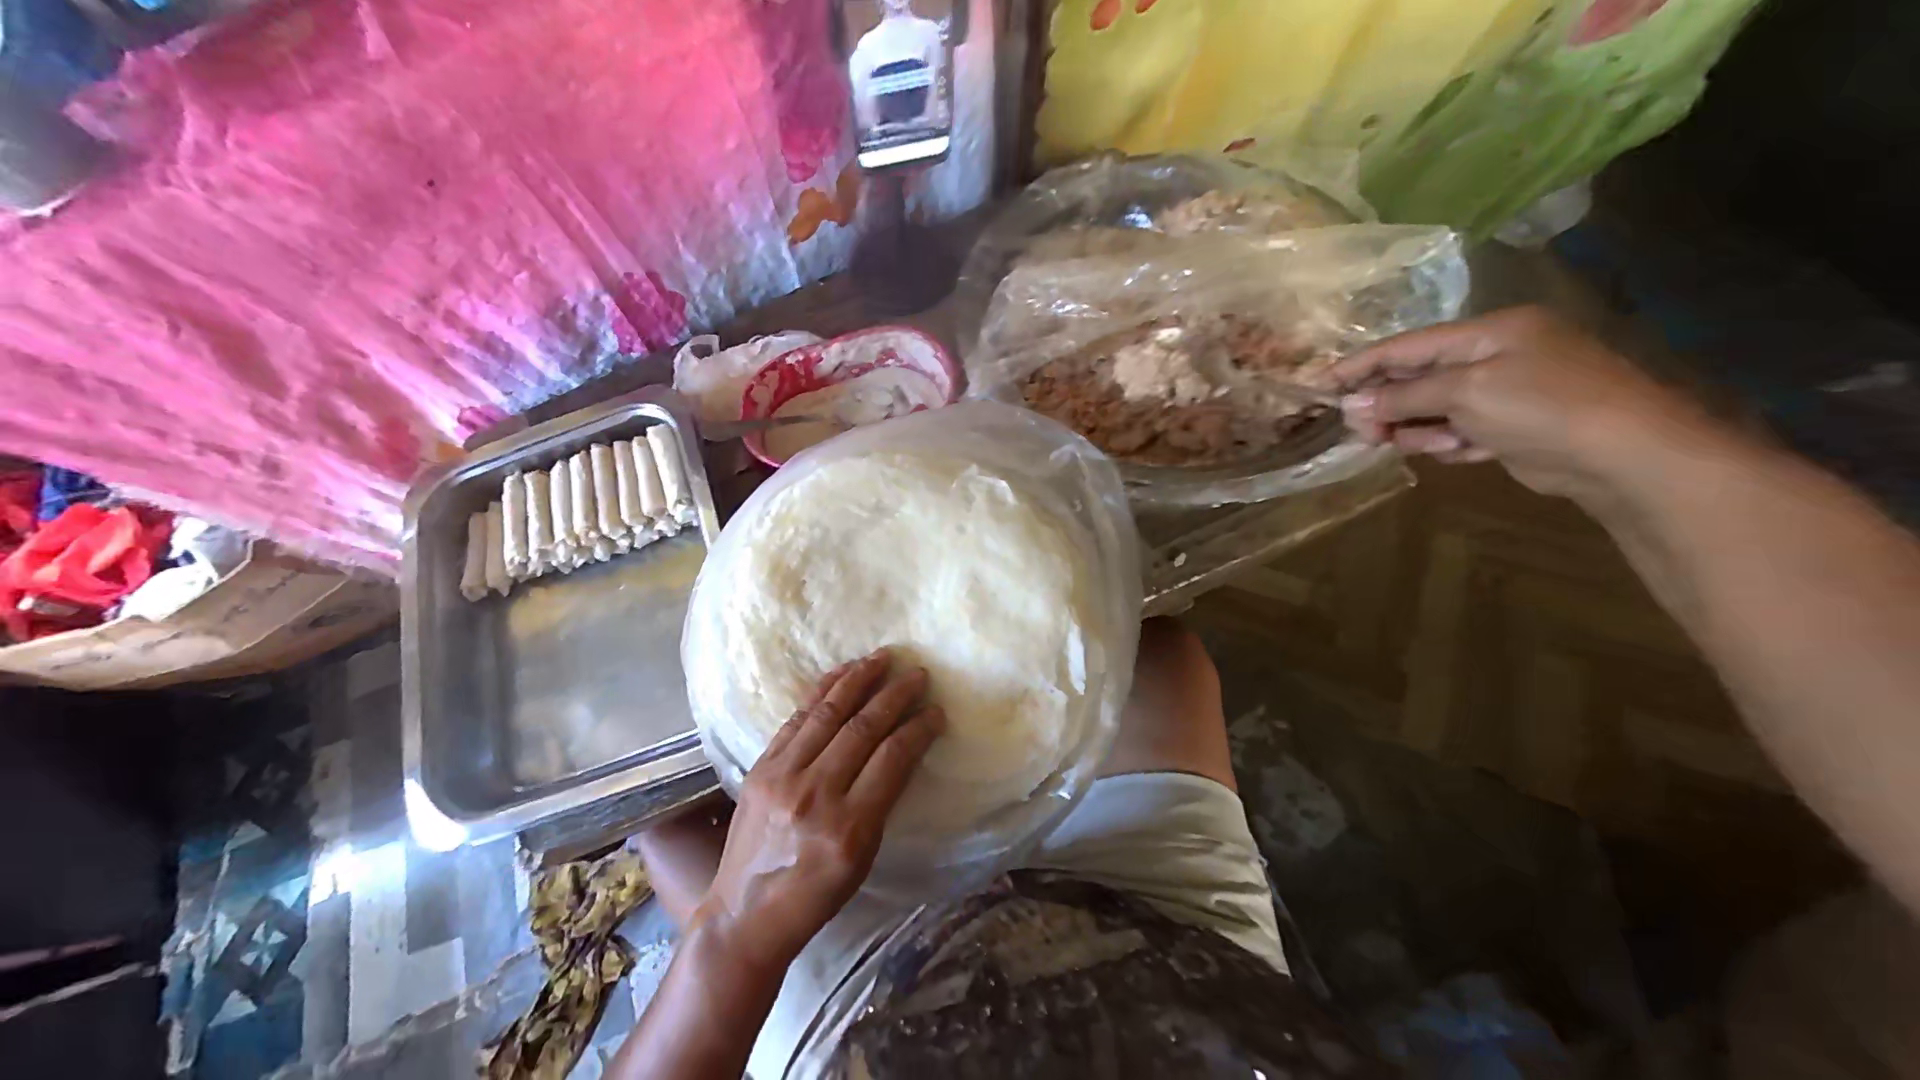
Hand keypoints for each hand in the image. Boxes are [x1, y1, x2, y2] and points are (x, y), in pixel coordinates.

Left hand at [694, 649, 943, 973]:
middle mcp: (815, 793)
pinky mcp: (761, 767)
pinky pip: (796, 720)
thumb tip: (902, 748)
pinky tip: (841, 676)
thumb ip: (882, 800)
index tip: (936, 711)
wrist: (745, 915)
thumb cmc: (817, 893)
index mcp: (849, 826)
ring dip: (857, 680)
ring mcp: (782, 776)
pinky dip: (821, 693)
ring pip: (827, 713)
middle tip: (917, 674)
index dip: (918, 728)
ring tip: (881, 658)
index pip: (892, 758)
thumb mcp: (864, 857)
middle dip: (894, 695)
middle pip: (862, 728)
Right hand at [1331, 306, 1701, 500]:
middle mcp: (1498, 355)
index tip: (1320, 384)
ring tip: (1422, 444)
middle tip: (1362, 430)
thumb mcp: (1466, 393)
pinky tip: (1460, 452)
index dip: (1362, 364)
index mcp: (1491, 332)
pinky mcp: (1512, 426)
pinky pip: (1459, 430)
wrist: (1625, 455)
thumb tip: (1353, 403)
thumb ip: (1405, 395)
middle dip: (1388, 403)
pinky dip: (1449, 442)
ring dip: (1419, 428)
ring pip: (1434, 408)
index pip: (1408, 344)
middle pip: (1418, 377)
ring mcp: (1507, 391)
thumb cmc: (1543, 407)